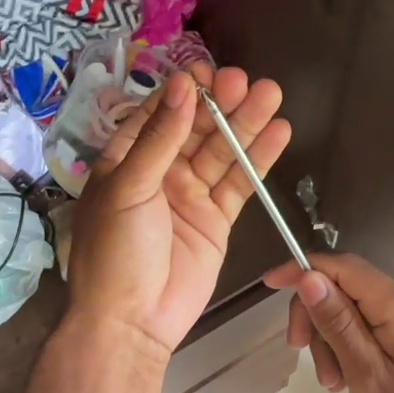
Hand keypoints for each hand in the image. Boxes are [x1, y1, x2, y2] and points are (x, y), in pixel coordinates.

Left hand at [68, 65, 291, 354]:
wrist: (132, 321)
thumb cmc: (115, 251)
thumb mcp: (129, 187)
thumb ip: (160, 138)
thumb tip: (183, 87)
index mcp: (127, 161)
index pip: (158, 116)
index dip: (183, 93)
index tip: (207, 71)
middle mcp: (160, 174)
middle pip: (196, 130)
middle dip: (221, 105)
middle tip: (246, 80)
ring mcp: (190, 197)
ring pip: (222, 153)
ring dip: (245, 125)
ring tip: (271, 95)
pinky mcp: (216, 220)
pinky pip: (239, 184)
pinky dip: (258, 161)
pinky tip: (278, 133)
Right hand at [262, 254, 393, 392]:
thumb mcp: (363, 369)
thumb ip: (336, 320)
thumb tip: (308, 277)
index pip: (341, 266)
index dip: (302, 269)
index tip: (269, 284)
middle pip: (341, 285)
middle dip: (315, 317)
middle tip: (300, 353)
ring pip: (348, 306)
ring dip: (329, 339)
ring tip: (332, 381)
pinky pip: (364, 320)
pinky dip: (346, 343)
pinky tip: (345, 375)